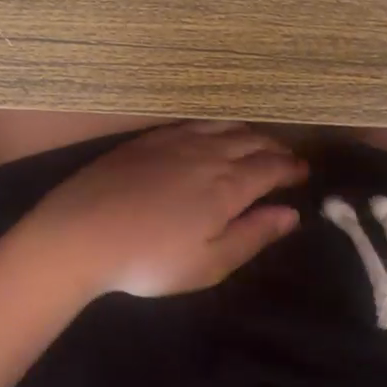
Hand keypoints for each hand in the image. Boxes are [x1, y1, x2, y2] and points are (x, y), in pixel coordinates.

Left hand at [19, 123, 308, 298]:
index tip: (304, 172)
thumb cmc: (150, 259)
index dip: (291, 168)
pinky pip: (193, 122)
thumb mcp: (208, 263)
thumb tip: (291, 214)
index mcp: (227, 186)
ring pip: (222, 127)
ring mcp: (174, 141)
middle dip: (273, 148)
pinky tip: (211, 132)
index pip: (271, 167)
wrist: (82, 231)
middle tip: (285, 157)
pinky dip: (214, 125)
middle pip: (250, 141)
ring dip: (246, 132)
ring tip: (256, 141)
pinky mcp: (147, 139)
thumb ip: (252, 235)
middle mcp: (207, 154)